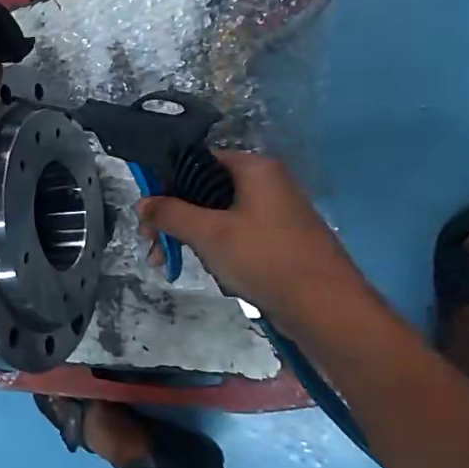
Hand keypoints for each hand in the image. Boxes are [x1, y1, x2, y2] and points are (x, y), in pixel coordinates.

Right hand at [138, 151, 377, 325]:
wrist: (326, 306)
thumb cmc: (264, 259)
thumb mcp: (209, 234)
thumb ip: (171, 214)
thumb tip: (142, 203)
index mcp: (255, 169)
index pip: (199, 161)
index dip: (168, 185)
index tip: (149, 215)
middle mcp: (268, 183)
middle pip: (207, 191)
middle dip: (176, 220)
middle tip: (154, 247)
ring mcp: (277, 213)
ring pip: (221, 217)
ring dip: (195, 239)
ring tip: (175, 264)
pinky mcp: (281, 240)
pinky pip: (239, 236)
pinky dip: (220, 250)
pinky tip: (214, 273)